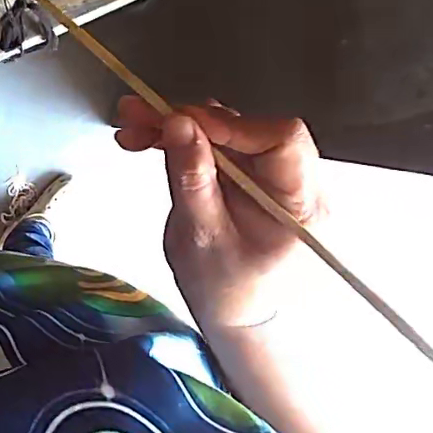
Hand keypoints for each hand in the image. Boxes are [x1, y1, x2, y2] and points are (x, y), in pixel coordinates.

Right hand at [114, 97, 323, 328]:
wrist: (233, 315)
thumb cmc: (224, 289)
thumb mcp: (201, 236)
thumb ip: (192, 178)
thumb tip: (178, 123)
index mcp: (300, 202)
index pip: (280, 140)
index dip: (228, 124)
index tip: (177, 122)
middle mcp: (293, 180)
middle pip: (244, 129)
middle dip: (186, 119)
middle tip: (135, 116)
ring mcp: (268, 176)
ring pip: (224, 133)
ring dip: (175, 126)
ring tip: (131, 128)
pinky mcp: (246, 176)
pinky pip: (216, 147)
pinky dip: (180, 140)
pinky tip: (146, 139)